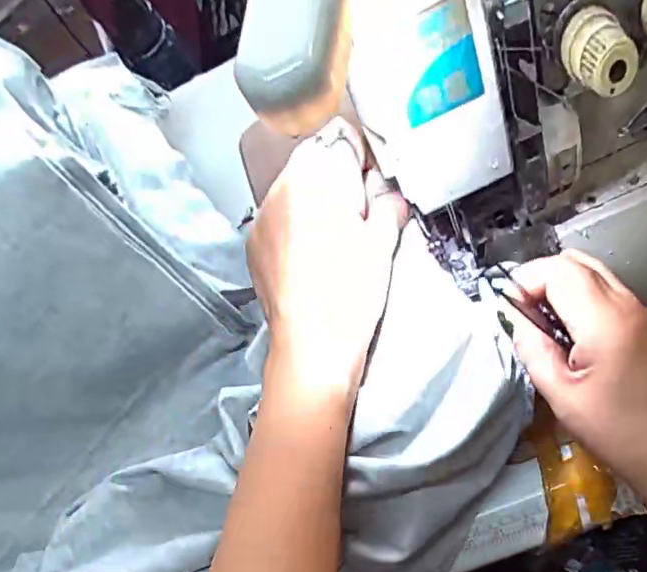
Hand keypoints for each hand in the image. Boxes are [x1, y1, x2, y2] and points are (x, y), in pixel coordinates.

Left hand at [247, 118, 409, 406]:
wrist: (313, 351)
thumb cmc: (346, 300)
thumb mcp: (381, 247)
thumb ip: (388, 208)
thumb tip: (391, 199)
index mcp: (310, 178)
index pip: (340, 144)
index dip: (363, 164)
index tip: (375, 186)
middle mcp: (276, 193)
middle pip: (314, 172)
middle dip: (338, 191)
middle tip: (360, 225)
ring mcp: (261, 224)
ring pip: (295, 202)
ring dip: (317, 214)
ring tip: (338, 253)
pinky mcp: (255, 252)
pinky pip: (281, 229)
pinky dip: (298, 238)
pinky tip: (317, 267)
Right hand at [507, 251, 646, 499]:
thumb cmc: (615, 432)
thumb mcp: (561, 395)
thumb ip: (533, 350)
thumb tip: (515, 321)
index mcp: (606, 321)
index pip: (558, 271)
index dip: (525, 281)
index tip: (508, 308)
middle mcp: (629, 305)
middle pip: (577, 262)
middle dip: (542, 279)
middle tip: (522, 315)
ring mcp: (642, 313)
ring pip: (594, 275)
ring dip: (562, 290)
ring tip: (545, 330)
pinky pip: (609, 296)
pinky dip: (583, 303)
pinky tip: (572, 339)